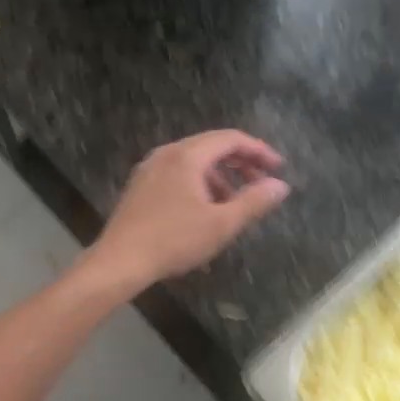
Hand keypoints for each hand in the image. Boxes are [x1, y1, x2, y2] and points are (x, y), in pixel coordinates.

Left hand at [86, 130, 289, 289]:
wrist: (119, 261)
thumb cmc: (173, 241)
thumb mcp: (221, 224)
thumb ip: (254, 202)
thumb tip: (280, 186)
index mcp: (187, 156)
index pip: (230, 139)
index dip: (258, 151)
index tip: (278, 168)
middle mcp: (166, 153)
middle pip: (211, 146)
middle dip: (241, 163)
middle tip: (262, 183)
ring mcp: (150, 168)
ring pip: (194, 162)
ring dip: (220, 177)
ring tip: (235, 204)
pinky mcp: (140, 186)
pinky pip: (178, 174)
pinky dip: (199, 184)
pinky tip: (205, 212)